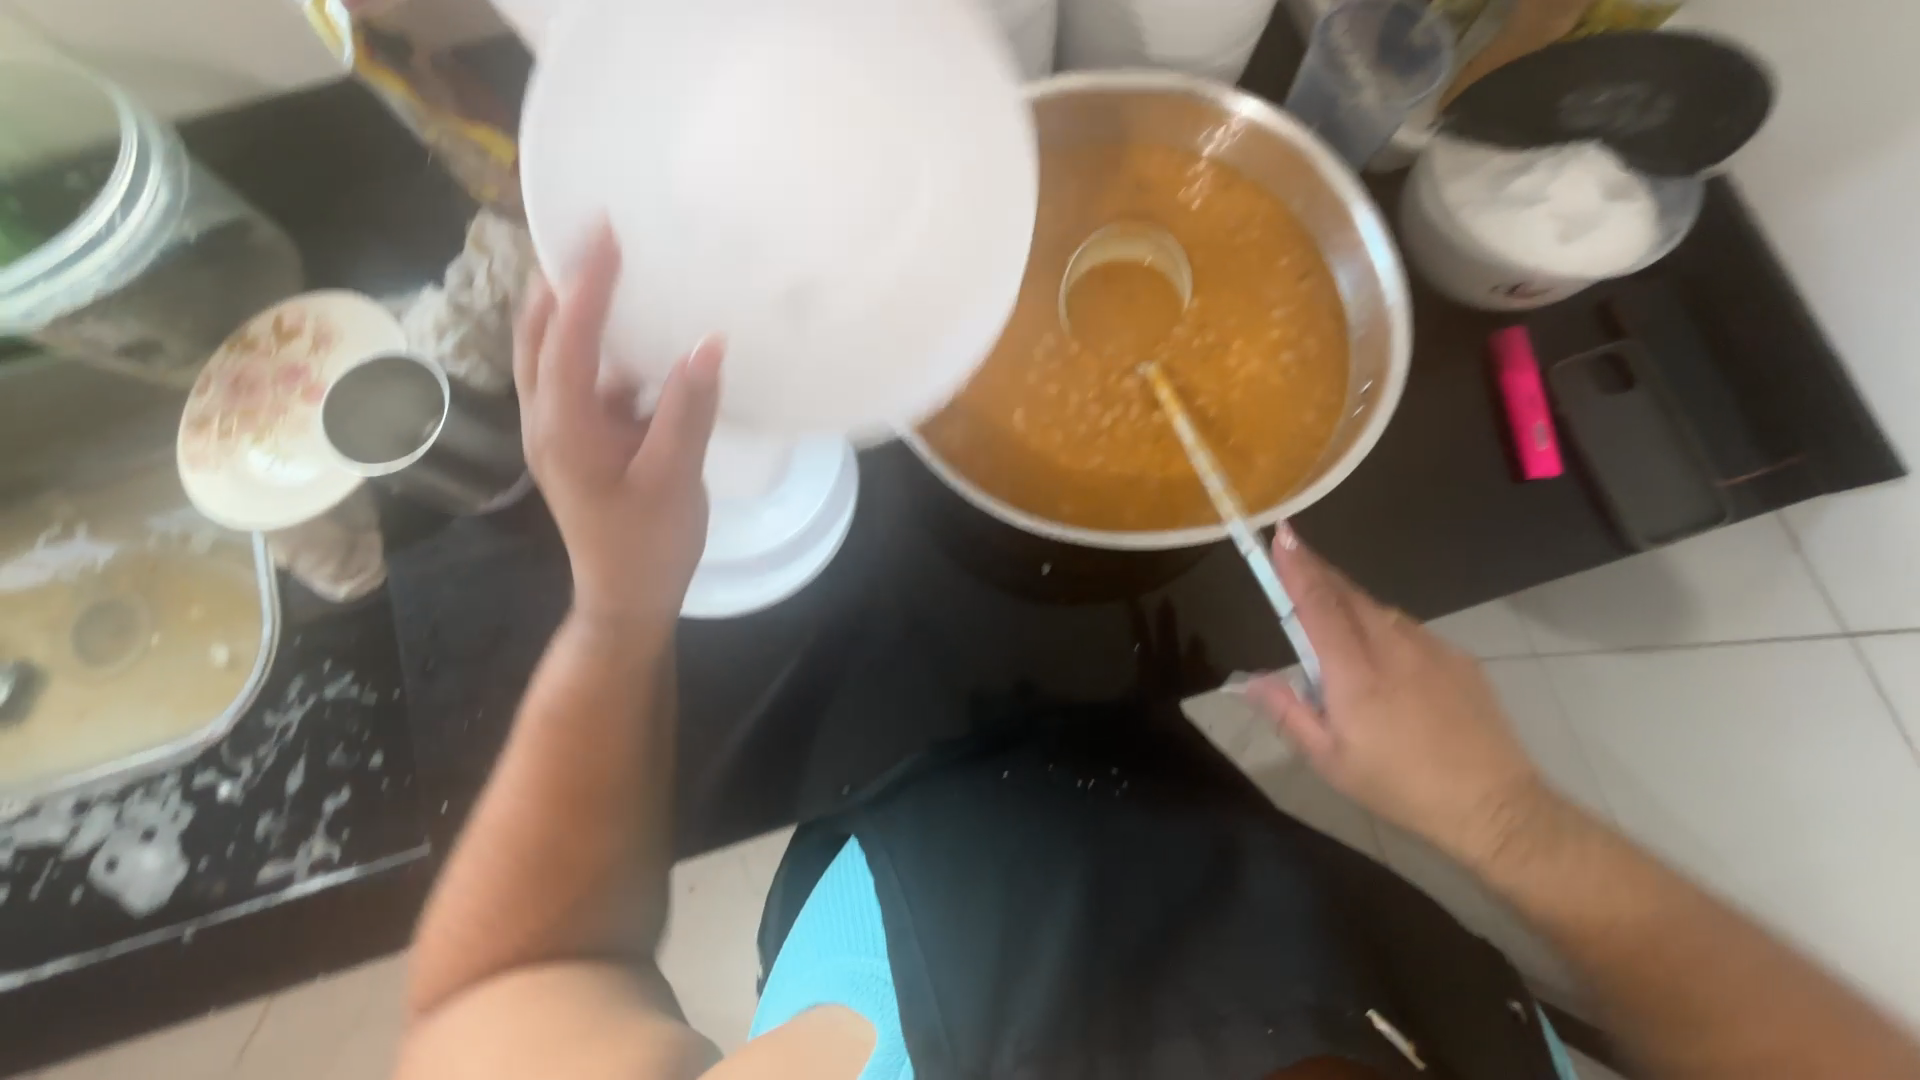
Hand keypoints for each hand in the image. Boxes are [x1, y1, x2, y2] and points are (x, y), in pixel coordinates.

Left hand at [514, 225, 721, 632]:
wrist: (628, 599)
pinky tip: (640, 343)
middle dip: (557, 285)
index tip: (606, 232)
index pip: (566, 337)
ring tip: (611, 275)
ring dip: (574, 315)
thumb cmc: (648, 544)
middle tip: (589, 240)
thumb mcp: (674, 477)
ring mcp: (563, 433)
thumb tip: (708, 342)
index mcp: (564, 427)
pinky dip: (603, 352)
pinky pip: (586, 383)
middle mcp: (549, 421)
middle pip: (536, 337)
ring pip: (555, 358)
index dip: (586, 284)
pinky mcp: (584, 445)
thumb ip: (688, 408)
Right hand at [1246, 527, 1552, 865]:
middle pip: (1347, 595)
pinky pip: (1406, 629)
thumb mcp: (1329, 761)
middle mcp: (1393, 649)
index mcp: (1355, 674)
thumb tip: (1249, 679)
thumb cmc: (1400, 787)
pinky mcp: (1457, 659)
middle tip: (1291, 553)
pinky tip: (1378, 652)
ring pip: (1377, 610)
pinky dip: (1380, 625)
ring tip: (1328, 609)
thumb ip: (1287, 713)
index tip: (1281, 537)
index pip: (1319, 606)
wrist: (1494, 807)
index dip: (1297, 569)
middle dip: (1316, 570)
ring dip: (1347, 600)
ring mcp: (1431, 649)